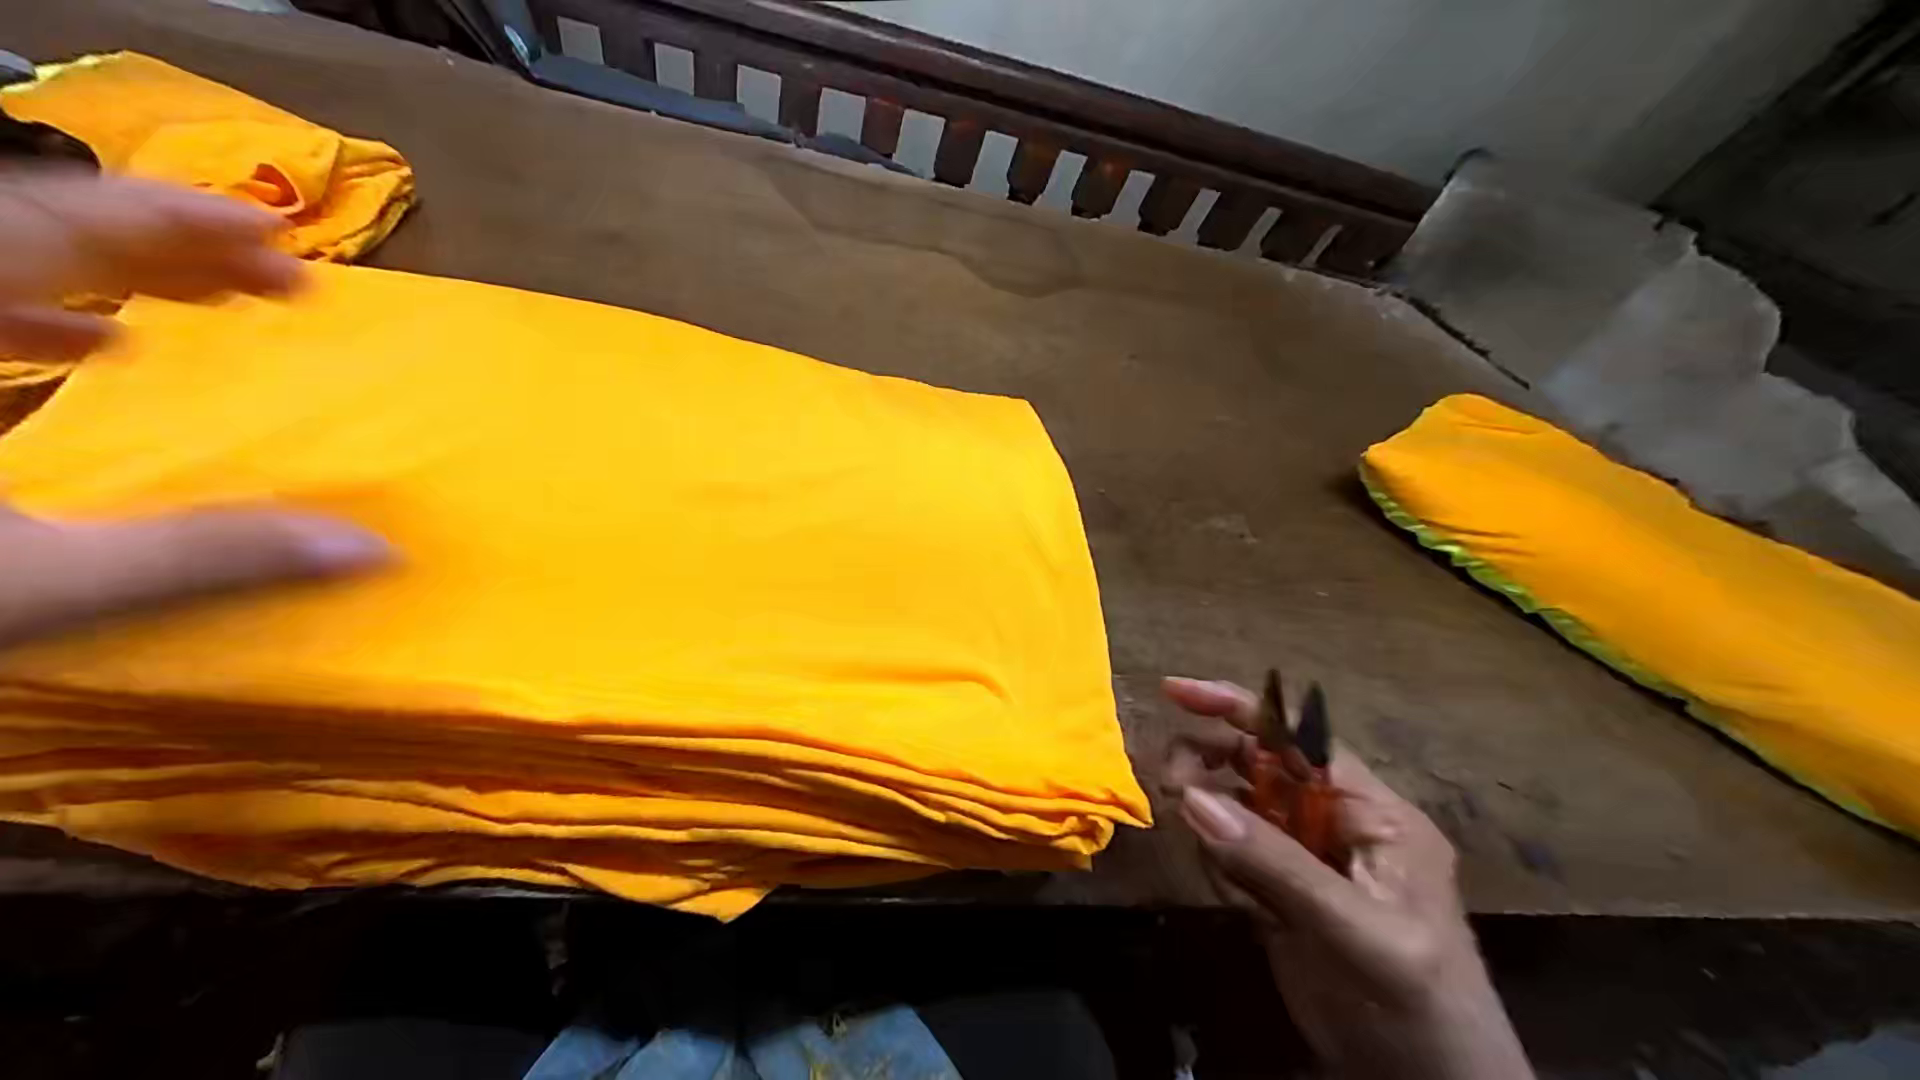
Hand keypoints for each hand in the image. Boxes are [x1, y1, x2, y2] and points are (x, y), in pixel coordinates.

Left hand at [0, 169, 383, 646]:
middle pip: (28, 233)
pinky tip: (99, 344)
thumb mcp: (42, 577)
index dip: (165, 219)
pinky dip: (40, 315)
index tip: (270, 228)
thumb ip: (198, 555)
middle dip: (167, 247)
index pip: (51, 230)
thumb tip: (370, 548)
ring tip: (216, 298)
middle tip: (280, 274)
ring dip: (113, 274)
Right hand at [1163, 676, 1532, 1079]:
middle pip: (1258, 764)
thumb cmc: (1422, 1007)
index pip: (1298, 739)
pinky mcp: (1280, 893)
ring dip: (1208, 812)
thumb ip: (1278, 863)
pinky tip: (1235, 897)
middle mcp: (1335, 823)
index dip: (1240, 707)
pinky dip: (1217, 861)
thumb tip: (1192, 797)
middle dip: (1209, 760)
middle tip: (1169, 780)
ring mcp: (1305, 859)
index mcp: (1372, 813)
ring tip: (1196, 837)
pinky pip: (1232, 853)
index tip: (1176, 692)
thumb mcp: (1359, 932)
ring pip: (1237, 806)